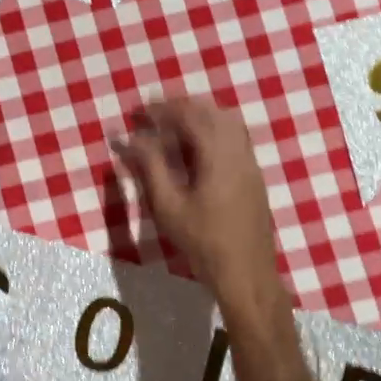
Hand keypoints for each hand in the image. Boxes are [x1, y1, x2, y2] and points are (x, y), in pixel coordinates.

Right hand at [116, 97, 281, 316]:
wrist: (246, 274)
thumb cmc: (202, 242)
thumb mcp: (168, 206)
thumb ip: (149, 166)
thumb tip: (127, 139)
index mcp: (218, 156)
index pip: (189, 115)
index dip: (162, 108)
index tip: (138, 110)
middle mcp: (239, 152)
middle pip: (212, 111)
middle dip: (181, 106)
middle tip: (153, 113)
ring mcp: (250, 164)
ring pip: (227, 122)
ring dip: (199, 116)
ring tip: (171, 125)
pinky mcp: (253, 176)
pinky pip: (234, 137)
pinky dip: (212, 129)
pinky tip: (194, 147)